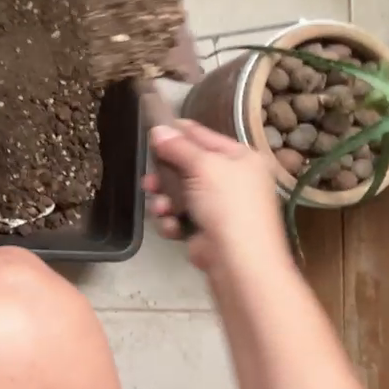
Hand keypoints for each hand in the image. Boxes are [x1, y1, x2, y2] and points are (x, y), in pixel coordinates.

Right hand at [142, 120, 288, 276]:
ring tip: (161, 207)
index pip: (203, 135)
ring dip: (164, 200)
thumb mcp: (204, 167)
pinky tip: (171, 226)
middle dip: (164, 174)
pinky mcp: (204, 227)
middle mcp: (231, 179)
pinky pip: (178, 215)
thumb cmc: (227, 205)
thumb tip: (159, 129)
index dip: (177, 132)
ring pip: (177, 193)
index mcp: (240, 158)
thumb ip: (178, 147)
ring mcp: (218, 205)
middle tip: (148, 179)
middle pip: (186, 166)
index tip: (150, 129)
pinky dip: (171, 220)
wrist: (238, 259)